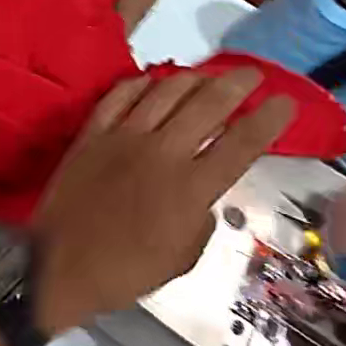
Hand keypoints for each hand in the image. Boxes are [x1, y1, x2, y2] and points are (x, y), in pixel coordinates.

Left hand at [32, 71, 295, 334]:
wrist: (59, 266)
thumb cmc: (125, 271)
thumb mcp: (183, 257)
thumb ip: (201, 216)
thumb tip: (201, 191)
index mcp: (191, 187)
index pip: (242, 142)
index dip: (269, 119)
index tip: (286, 103)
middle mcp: (162, 152)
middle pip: (208, 104)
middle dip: (237, 84)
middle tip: (252, 75)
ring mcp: (122, 138)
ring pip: (165, 91)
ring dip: (192, 77)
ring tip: (207, 74)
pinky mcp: (90, 134)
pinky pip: (118, 96)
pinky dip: (139, 84)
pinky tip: (151, 81)